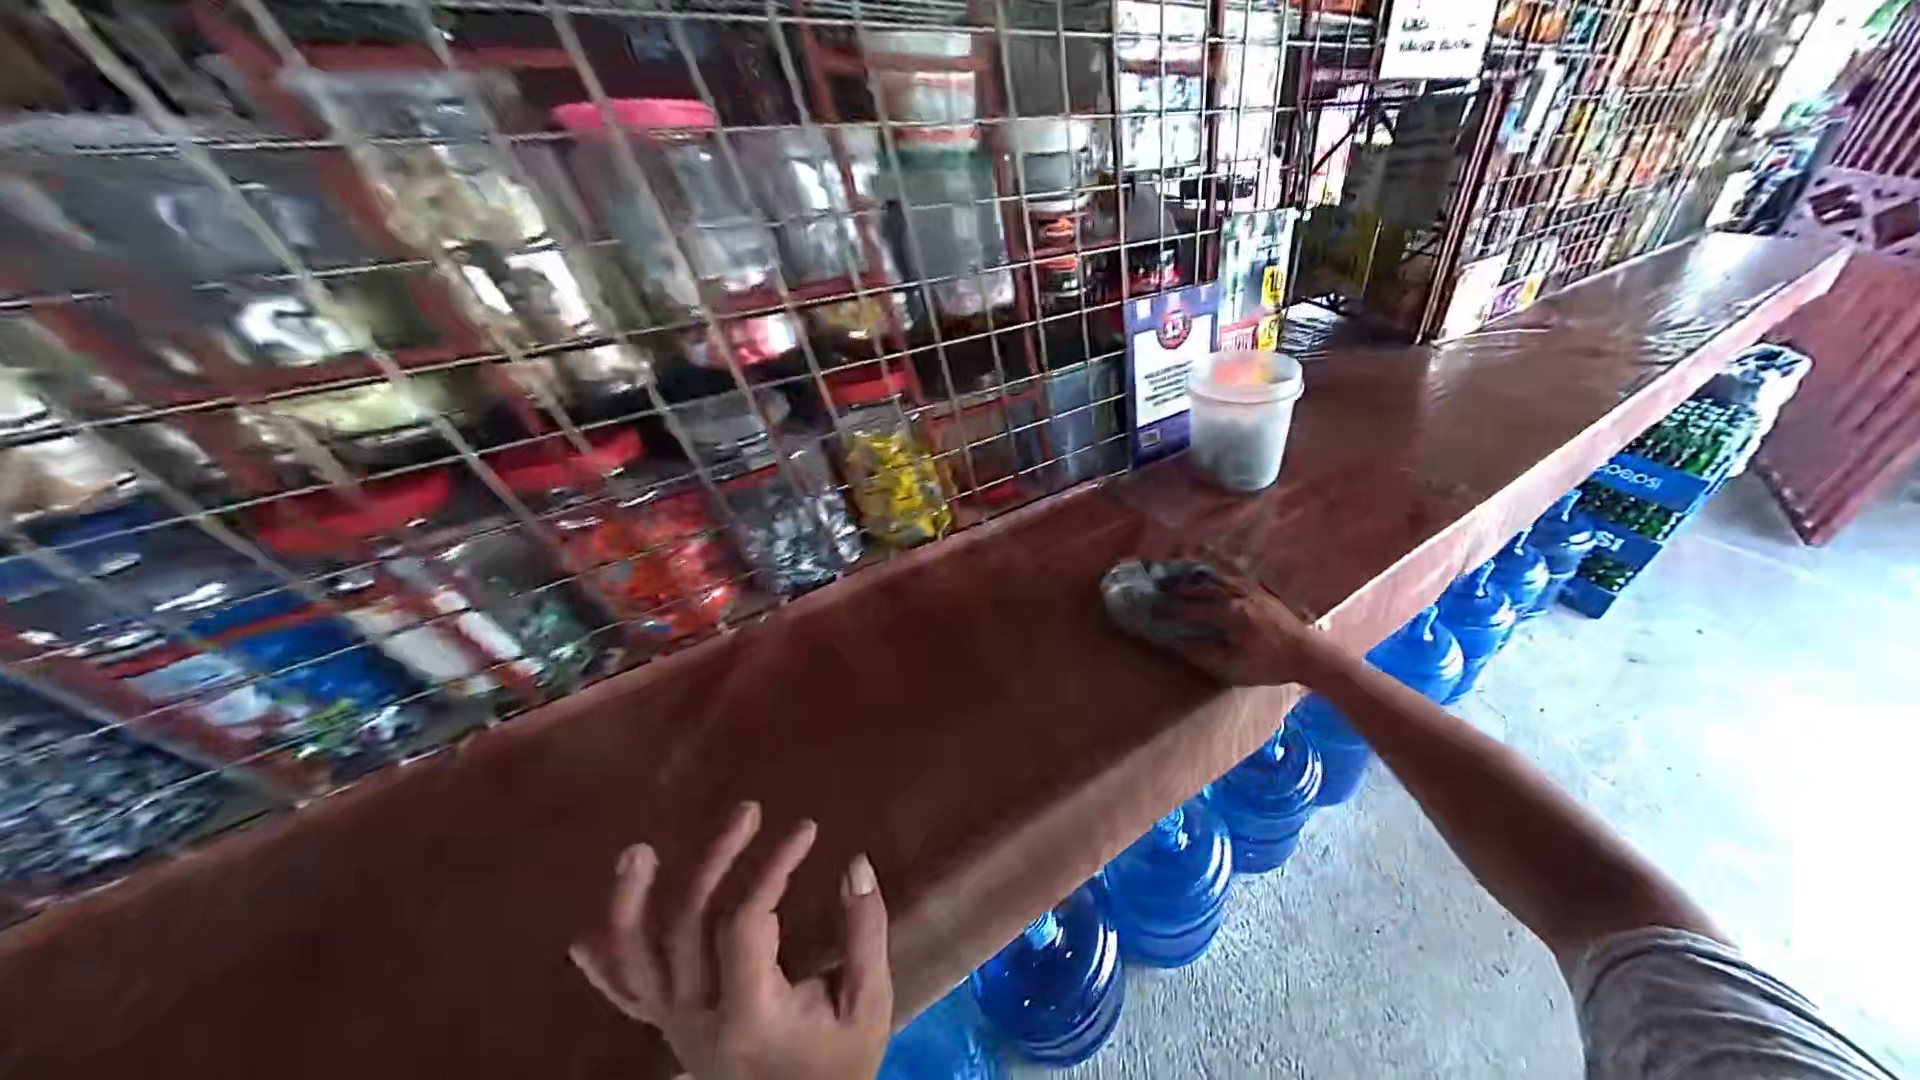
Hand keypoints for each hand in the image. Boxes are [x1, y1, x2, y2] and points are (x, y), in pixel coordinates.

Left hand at [571, 802, 891, 1079]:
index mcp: (751, 1013)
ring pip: (639, 960)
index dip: (772, 867)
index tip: (806, 830)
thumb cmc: (840, 1063)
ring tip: (637, 851)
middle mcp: (699, 1019)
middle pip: (689, 925)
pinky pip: (627, 999)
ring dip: (632, 903)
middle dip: (717, 858)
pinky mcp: (669, 1031)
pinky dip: (604, 969)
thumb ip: (865, 931)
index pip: (744, 922)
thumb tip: (855, 862)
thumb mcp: (868, 1002)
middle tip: (748, 811)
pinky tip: (580, 941)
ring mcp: (675, 1028)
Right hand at [1139, 560, 1340, 687]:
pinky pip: (1230, 580)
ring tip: (1177, 582)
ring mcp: (1251, 591)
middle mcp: (1238, 596)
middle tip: (1157, 590)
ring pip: (1216, 580)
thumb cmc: (1271, 664)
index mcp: (1230, 613)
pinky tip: (1208, 582)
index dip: (1168, 610)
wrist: (1311, 656)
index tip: (1150, 610)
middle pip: (1200, 587)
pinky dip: (1214, 580)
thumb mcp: (1233, 666)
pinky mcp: (1261, 592)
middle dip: (1176, 589)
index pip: (1190, 608)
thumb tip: (1176, 641)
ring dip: (1194, 581)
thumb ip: (1202, 651)